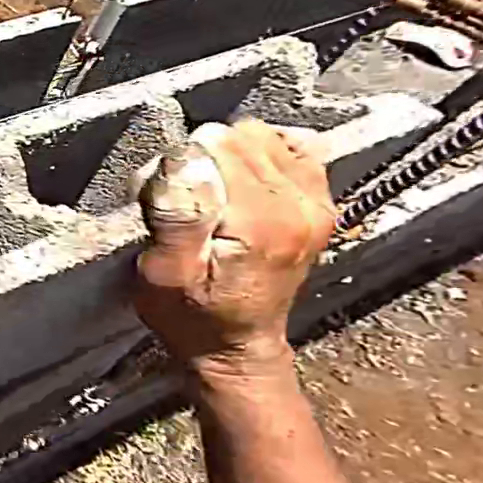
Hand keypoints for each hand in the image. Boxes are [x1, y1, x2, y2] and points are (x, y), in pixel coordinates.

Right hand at [133, 119, 335, 376]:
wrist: (235, 345)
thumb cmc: (190, 314)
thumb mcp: (164, 275)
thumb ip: (176, 217)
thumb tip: (183, 161)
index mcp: (263, 221)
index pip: (214, 147)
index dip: (178, 163)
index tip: (163, 196)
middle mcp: (302, 205)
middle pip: (240, 138)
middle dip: (201, 156)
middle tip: (181, 197)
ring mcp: (317, 203)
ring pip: (263, 138)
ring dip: (226, 154)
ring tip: (207, 190)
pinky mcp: (318, 203)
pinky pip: (291, 148)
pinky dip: (259, 154)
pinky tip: (237, 180)